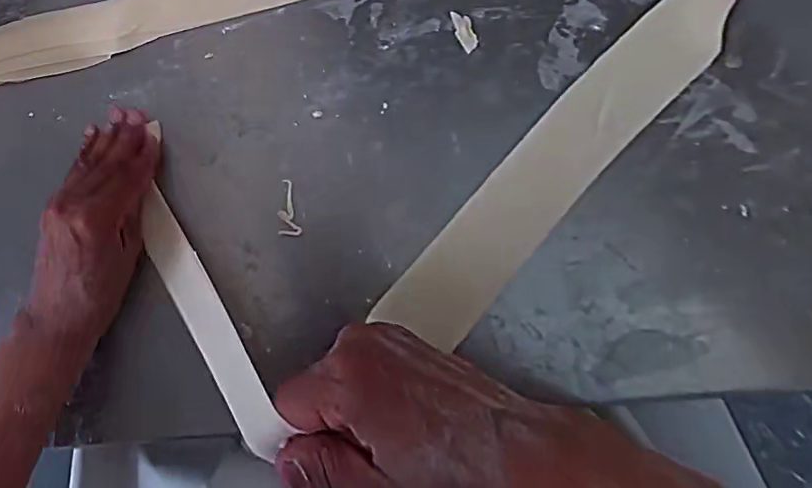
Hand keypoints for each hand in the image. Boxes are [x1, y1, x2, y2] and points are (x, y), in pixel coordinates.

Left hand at [24, 106, 160, 347]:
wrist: (56, 317)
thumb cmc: (99, 296)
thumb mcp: (128, 255)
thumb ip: (133, 211)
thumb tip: (141, 178)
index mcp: (96, 218)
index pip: (127, 178)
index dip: (144, 155)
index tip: (154, 135)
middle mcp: (74, 204)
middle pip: (107, 164)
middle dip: (126, 137)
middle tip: (139, 114)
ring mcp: (59, 202)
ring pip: (89, 162)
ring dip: (107, 137)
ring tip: (119, 115)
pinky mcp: (52, 204)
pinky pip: (74, 171)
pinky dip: (86, 151)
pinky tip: (94, 134)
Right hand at [275, 323, 716, 487]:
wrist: (528, 457)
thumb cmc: (468, 473)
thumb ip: (325, 473)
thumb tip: (294, 462)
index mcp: (348, 375)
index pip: (284, 400)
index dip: (297, 439)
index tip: (310, 458)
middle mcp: (363, 344)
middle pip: (316, 388)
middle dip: (334, 427)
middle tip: (376, 463)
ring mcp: (387, 339)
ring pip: (343, 380)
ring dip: (360, 414)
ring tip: (403, 447)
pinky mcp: (406, 341)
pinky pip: (371, 369)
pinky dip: (383, 397)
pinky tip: (413, 429)